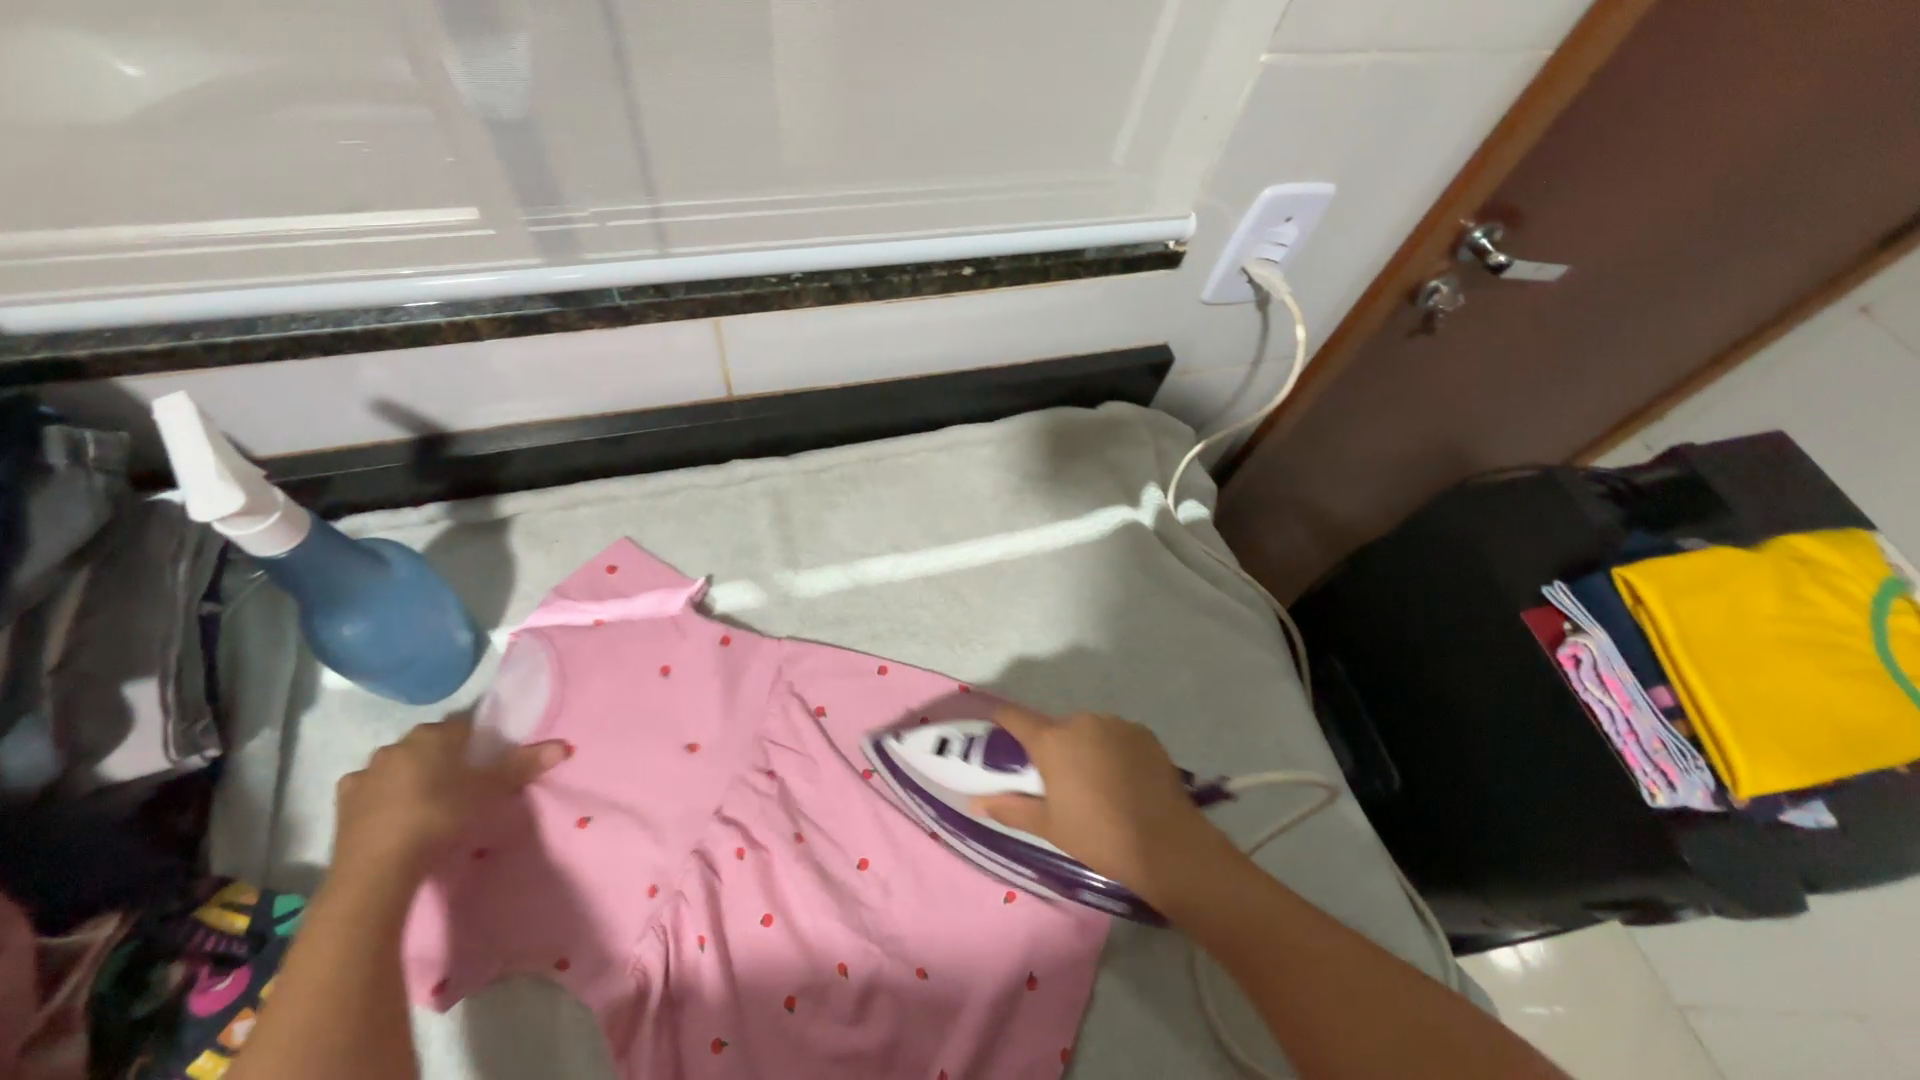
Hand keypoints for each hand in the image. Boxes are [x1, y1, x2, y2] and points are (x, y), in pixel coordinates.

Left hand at [333, 716, 565, 878]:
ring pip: (397, 764)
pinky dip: (381, 795)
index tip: (485, 765)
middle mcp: (397, 745)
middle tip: (460, 786)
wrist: (379, 865)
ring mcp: (366, 772)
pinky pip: (369, 788)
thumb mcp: (489, 793)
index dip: (476, 743)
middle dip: (442, 757)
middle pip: (428, 743)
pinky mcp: (344, 799)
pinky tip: (392, 814)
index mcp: (433, 737)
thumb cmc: (441, 817)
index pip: (463, 727)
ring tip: (427, 803)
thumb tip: (564, 745)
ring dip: (410, 775)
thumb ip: (523, 766)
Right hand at [973, 705, 1233, 908]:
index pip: (1014, 717)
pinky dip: (1112, 751)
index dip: (1001, 722)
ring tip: (1095, 785)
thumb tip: (976, 801)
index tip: (996, 736)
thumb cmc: (1097, 835)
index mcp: (1052, 740)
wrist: (1165, 843)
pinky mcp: (1145, 733)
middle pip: (1055, 728)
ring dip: (1084, 748)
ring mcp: (1117, 724)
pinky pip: (1116, 736)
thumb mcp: (1048, 826)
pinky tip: (1122, 781)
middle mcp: (1082, 721)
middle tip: (1056, 783)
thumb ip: (1009, 807)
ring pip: (1088, 731)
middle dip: (1051, 748)